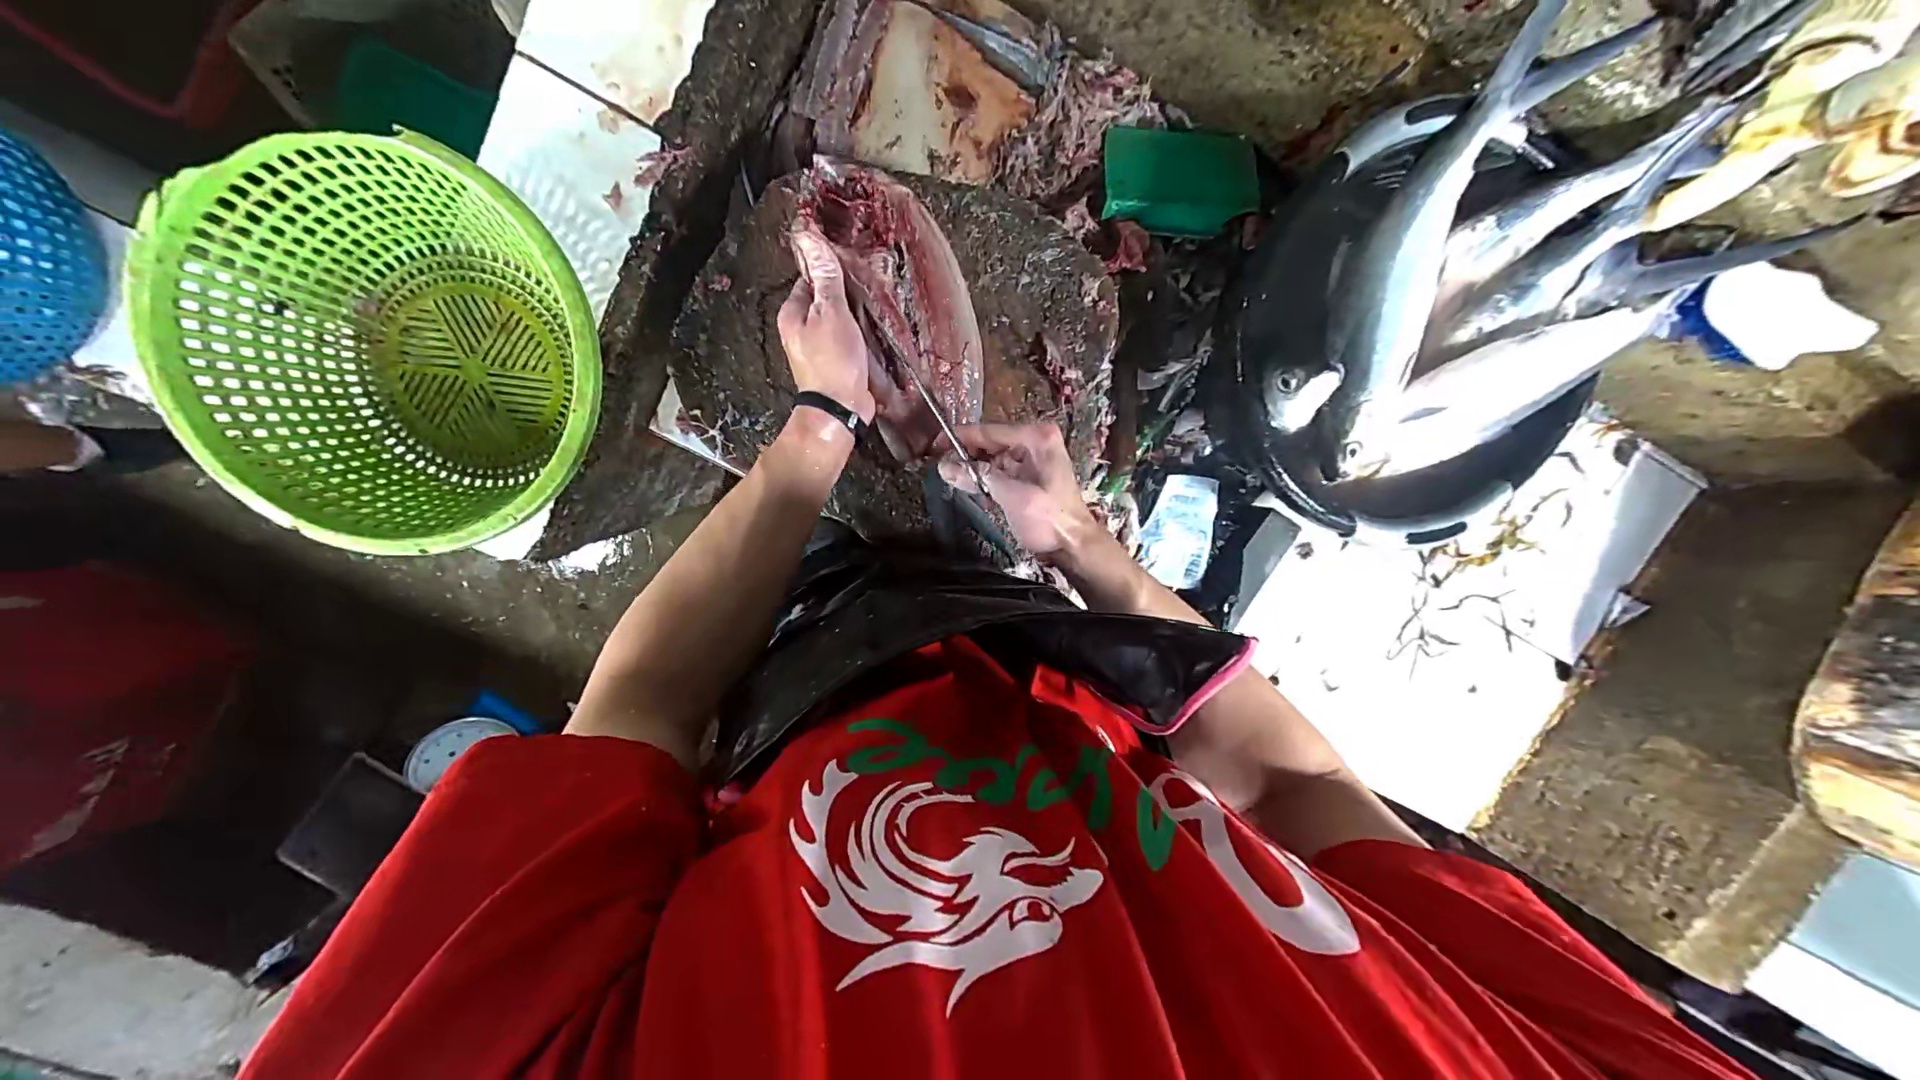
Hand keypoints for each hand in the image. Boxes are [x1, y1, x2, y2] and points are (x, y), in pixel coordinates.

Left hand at [778, 226, 876, 423]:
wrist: (841, 409)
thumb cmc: (833, 361)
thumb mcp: (831, 312)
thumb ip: (825, 277)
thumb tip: (808, 237)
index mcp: (792, 313)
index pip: (809, 278)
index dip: (830, 269)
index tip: (853, 266)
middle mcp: (801, 329)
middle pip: (825, 300)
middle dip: (846, 293)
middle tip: (870, 286)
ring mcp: (818, 348)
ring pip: (839, 321)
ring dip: (856, 315)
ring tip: (877, 306)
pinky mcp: (836, 363)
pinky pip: (848, 340)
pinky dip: (860, 334)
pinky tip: (876, 331)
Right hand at [941, 423, 1101, 560]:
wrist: (1074, 546)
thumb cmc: (1050, 519)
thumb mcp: (1012, 495)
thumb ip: (978, 477)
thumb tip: (945, 466)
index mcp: (1037, 437)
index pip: (990, 431)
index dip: (961, 437)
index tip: (936, 444)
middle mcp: (1036, 442)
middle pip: (990, 443)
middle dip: (966, 455)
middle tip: (941, 466)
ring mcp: (1033, 460)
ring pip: (993, 458)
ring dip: (975, 470)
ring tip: (955, 480)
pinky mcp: (1029, 478)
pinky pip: (1000, 472)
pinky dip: (986, 481)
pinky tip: (976, 492)